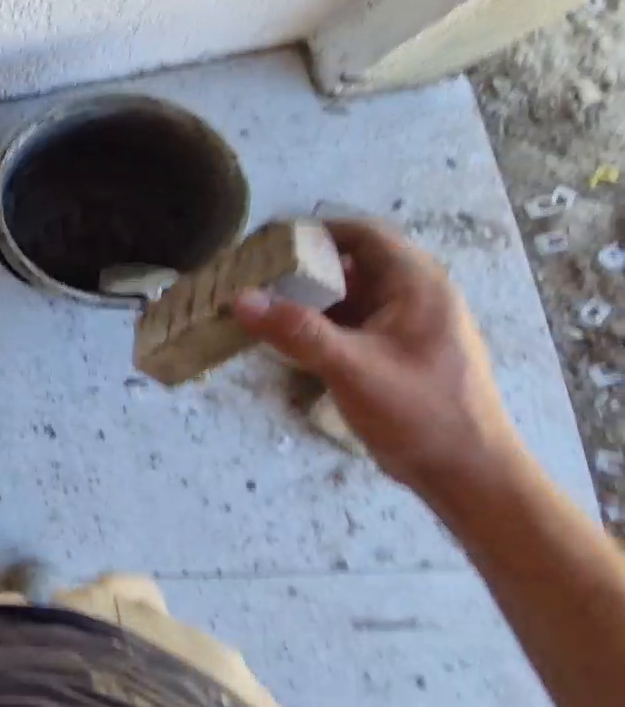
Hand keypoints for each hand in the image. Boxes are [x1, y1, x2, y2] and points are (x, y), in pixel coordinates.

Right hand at [231, 218, 524, 497]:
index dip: (315, 230)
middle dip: (296, 263)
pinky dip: (308, 318)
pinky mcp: (387, 349)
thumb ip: (297, 331)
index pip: (364, 235)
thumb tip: (239, 298)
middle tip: (245, 272)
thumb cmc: (422, 414)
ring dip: (298, 292)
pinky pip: (342, 319)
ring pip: (342, 291)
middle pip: (347, 261)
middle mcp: (412, 298)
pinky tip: (274, 332)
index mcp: (418, 288)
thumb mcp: (353, 369)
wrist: (467, 475)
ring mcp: (400, 325)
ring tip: (249, 299)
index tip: (264, 242)